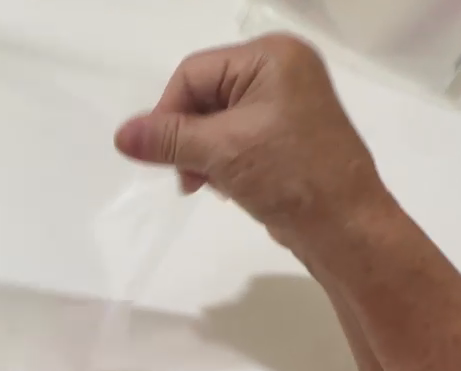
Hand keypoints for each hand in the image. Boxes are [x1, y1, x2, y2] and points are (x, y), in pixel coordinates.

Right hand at [115, 35, 393, 253]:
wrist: (340, 223)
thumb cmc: (287, 176)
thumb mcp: (221, 152)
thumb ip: (167, 140)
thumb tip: (121, 135)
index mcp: (268, 57)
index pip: (192, 75)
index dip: (168, 116)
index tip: (164, 160)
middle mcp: (276, 71)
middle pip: (201, 98)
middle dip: (186, 140)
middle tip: (188, 179)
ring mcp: (281, 104)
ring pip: (213, 124)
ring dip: (199, 157)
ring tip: (207, 185)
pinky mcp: (281, 135)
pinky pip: (232, 140)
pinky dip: (219, 163)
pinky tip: (225, 186)